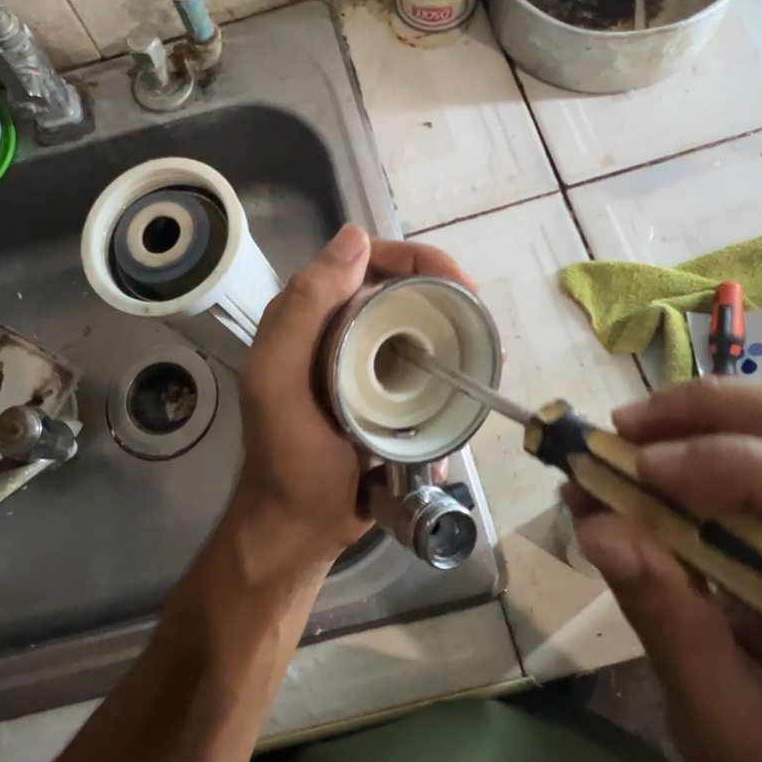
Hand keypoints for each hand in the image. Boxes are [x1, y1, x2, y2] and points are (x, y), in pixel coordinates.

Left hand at [230, 223, 476, 571]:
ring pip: (417, 323)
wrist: (302, 525)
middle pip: (400, 288)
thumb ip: (303, 310)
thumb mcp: (277, 380)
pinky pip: (424, 362)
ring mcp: (364, 362)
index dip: (415, 259)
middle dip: (445, 290)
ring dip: (455, 326)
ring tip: (484, 347)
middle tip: (479, 317)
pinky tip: (473, 375)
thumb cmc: (288, 457)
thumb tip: (356, 237)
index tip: (457, 283)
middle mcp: (336, 329)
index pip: (366, 260)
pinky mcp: (389, 393)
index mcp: (307, 316)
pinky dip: (451, 362)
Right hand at [565, 379, 761, 761]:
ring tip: (633, 428)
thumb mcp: (716, 722)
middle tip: (626, 428)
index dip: (753, 471)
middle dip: (729, 415)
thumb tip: (598, 525)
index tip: (649, 472)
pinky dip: (718, 428)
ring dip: (722, 410)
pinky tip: (661, 445)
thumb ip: (667, 622)